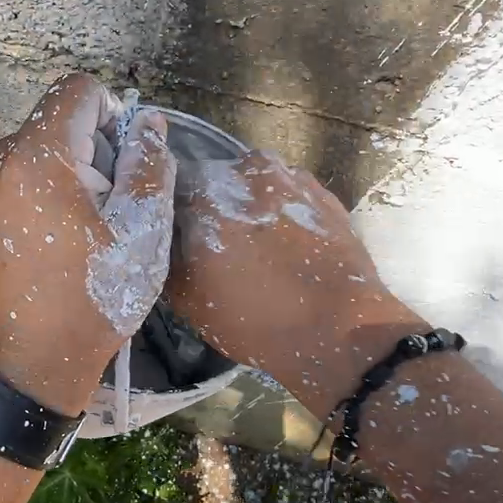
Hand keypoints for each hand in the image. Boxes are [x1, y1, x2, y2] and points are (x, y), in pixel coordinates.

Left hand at [0, 74, 175, 414]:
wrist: (32, 364)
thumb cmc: (93, 299)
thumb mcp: (142, 232)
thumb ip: (149, 163)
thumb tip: (146, 121)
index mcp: (32, 157)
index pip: (76, 91)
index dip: (112, 114)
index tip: (125, 161)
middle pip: (56, 121)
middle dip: (91, 151)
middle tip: (106, 209)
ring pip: (36, 146)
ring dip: (67, 171)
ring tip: (81, 228)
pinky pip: (15, 171)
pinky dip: (41, 187)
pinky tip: (55, 236)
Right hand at [164, 151, 423, 416]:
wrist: (341, 331)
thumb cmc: (254, 318)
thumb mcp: (187, 297)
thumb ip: (163, 255)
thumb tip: (162, 235)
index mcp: (204, 192)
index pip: (169, 182)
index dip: (169, 208)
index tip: (175, 232)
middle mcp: (245, 171)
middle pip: (212, 179)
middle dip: (209, 204)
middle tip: (214, 242)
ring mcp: (290, 177)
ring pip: (253, 184)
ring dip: (247, 204)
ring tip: (254, 245)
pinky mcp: (323, 194)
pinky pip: (288, 194)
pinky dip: (280, 212)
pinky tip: (285, 246)